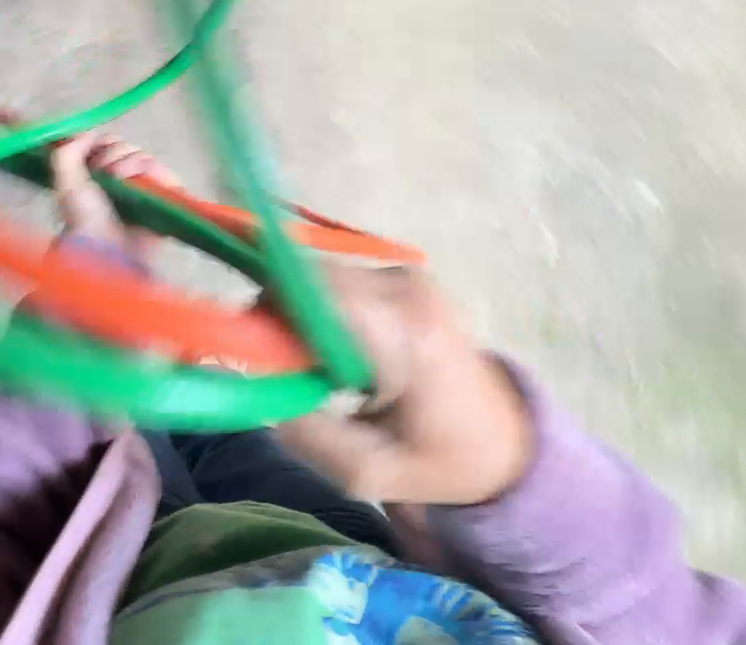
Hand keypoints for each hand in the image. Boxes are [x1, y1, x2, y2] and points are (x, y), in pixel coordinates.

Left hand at [48, 133, 181, 265]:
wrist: (104, 248)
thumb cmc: (82, 217)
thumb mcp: (64, 181)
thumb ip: (68, 151)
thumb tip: (89, 132)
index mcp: (98, 177)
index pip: (108, 144)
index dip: (102, 141)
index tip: (93, 148)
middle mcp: (122, 182)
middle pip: (127, 147)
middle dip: (114, 152)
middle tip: (103, 171)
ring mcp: (144, 191)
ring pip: (145, 157)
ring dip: (130, 161)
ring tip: (118, 180)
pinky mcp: (165, 201)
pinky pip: (168, 174)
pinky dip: (156, 172)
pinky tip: (140, 182)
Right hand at [276, 265, 535, 506]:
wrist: (505, 442)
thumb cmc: (437, 462)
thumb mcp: (365, 471)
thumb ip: (300, 430)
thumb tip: (240, 376)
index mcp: (406, 333)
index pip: (312, 291)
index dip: (271, 316)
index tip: (259, 357)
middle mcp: (408, 288)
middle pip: (309, 277)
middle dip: (283, 317)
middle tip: (288, 368)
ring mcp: (409, 273)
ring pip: (318, 275)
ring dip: (304, 315)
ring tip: (324, 366)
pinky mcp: (404, 273)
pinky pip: (338, 278)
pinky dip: (325, 310)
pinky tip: (345, 351)